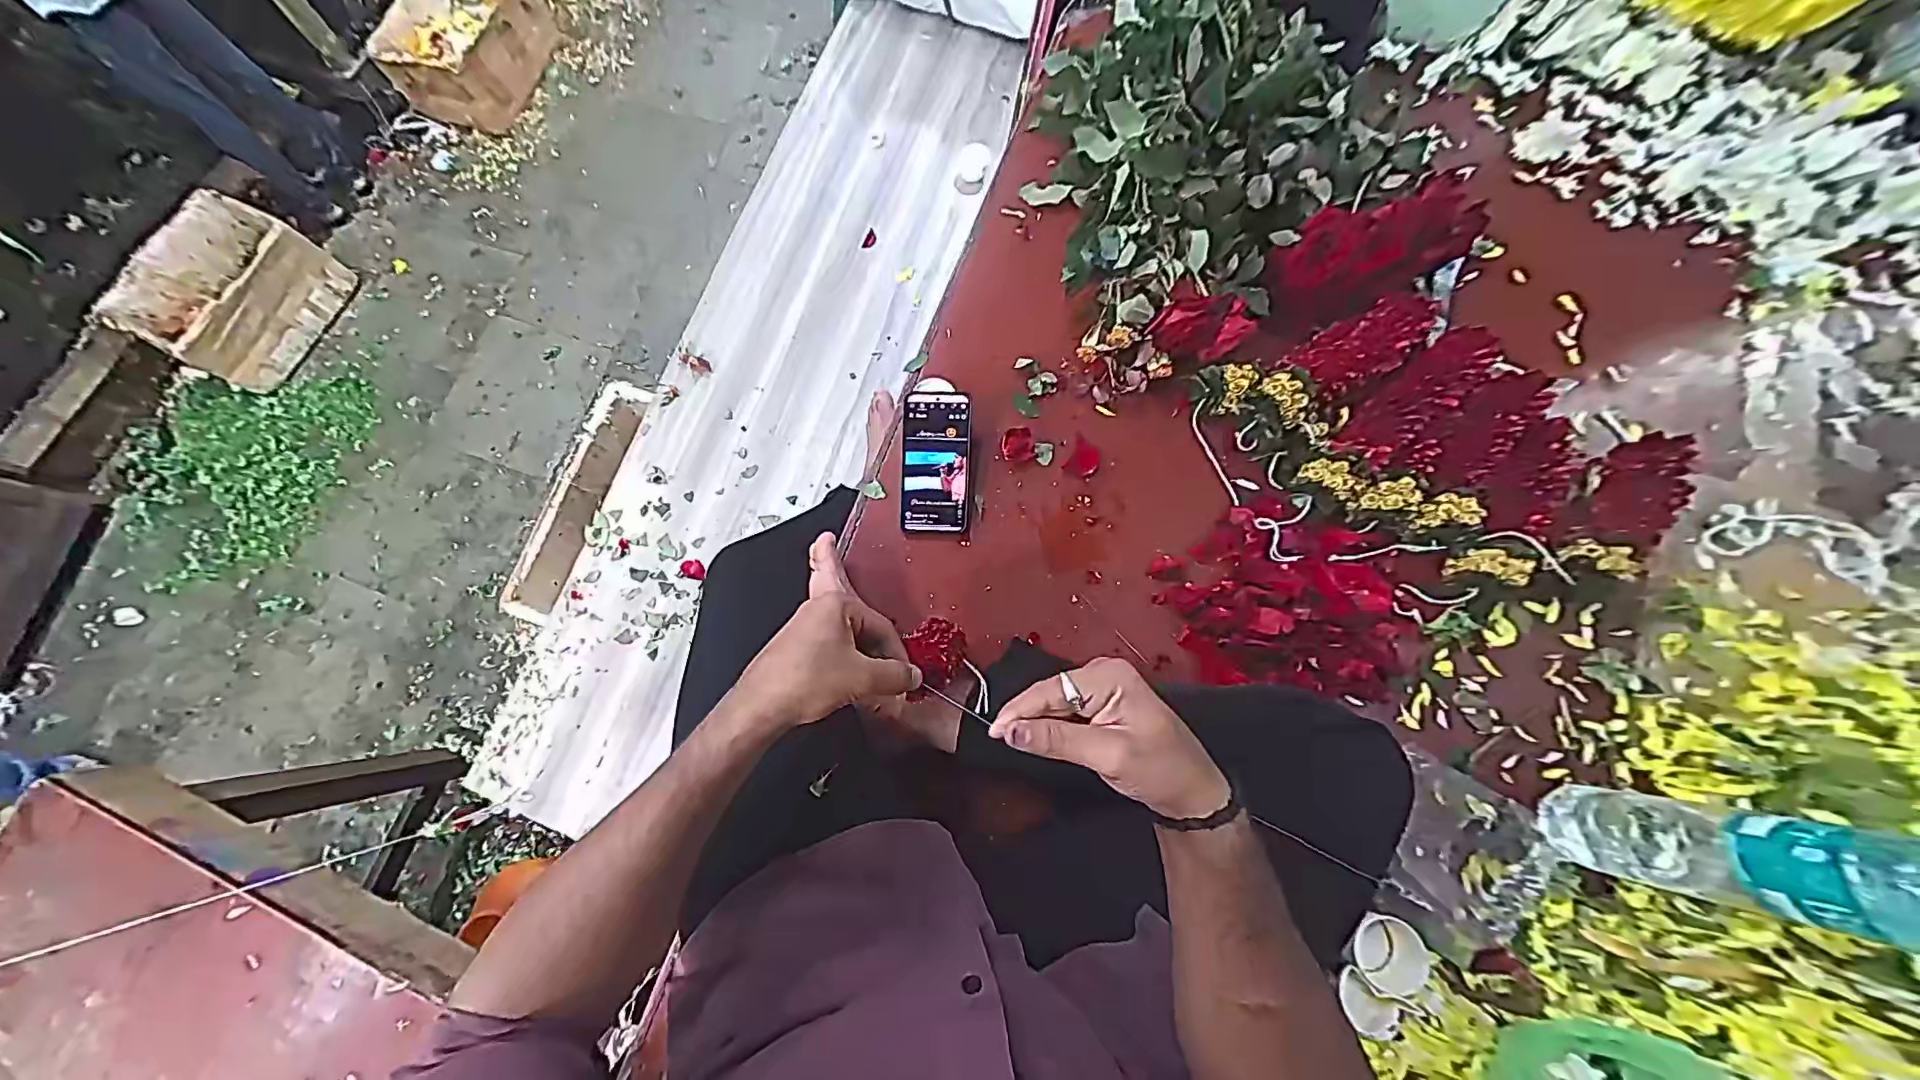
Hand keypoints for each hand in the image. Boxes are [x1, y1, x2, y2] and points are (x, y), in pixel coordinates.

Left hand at [726, 535, 921, 730]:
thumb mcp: (861, 679)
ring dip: (852, 632)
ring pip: (839, 624)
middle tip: (825, 541)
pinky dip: (843, 652)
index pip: (882, 625)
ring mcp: (805, 629)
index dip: (897, 652)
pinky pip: (829, 642)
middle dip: (831, 563)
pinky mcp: (797, 650)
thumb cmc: (799, 682)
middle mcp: (817, 611)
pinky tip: (846, 664)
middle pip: (842, 592)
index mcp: (834, 605)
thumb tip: (909, 676)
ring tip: (834, 589)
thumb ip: (893, 676)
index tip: (905, 670)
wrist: (760, 707)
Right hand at [990, 657, 1229, 820]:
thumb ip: (1056, 740)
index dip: (1019, 710)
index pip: (1050, 689)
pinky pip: (1066, 711)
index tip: (996, 731)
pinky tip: (1047, 741)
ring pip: (1055, 703)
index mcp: (1110, 676)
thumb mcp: (1107, 755)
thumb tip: (1012, 730)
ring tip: (1025, 743)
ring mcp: (1104, 687)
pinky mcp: (1102, 703)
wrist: (1192, 790)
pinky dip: (1054, 728)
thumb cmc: (1162, 769)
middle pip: (1050, 693)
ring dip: (1039, 723)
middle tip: (1006, 741)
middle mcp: (1105, 673)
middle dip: (1027, 717)